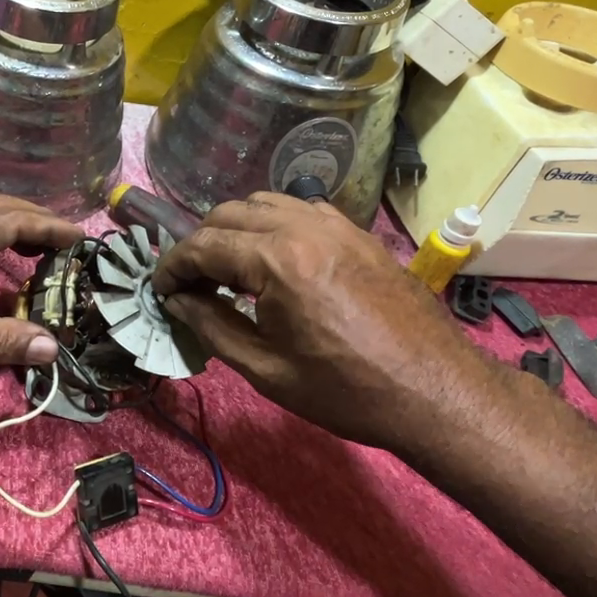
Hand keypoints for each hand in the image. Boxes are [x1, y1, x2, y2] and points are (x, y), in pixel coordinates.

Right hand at [151, 193, 496, 450]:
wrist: (437, 394)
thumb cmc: (347, 391)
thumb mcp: (266, 370)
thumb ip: (211, 326)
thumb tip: (176, 301)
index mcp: (277, 261)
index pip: (202, 246)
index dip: (172, 266)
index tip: (159, 289)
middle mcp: (302, 228)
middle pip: (226, 214)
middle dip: (198, 244)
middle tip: (190, 283)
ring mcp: (334, 225)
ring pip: (261, 202)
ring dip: (233, 228)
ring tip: (227, 267)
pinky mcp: (356, 233)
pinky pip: (299, 208)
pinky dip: (271, 223)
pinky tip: (272, 257)